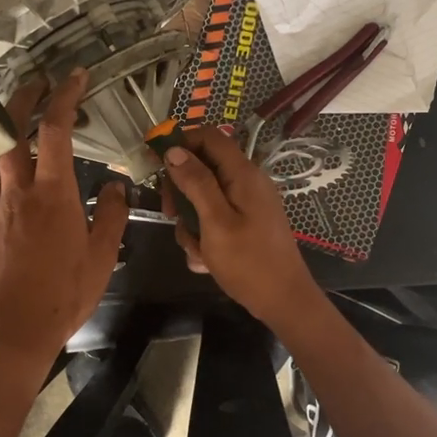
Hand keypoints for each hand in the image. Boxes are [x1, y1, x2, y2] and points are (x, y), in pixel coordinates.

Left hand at [0, 69, 128, 362]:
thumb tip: (114, 184)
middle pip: (11, 130)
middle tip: (40, 83)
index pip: (56, 131)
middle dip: (24, 98)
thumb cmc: (66, 294)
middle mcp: (19, 191)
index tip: (76, 77)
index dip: (66, 97)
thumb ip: (110, 213)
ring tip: (11, 111)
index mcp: (52, 194)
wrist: (20, 328)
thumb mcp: (103, 255)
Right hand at [160, 127, 324, 323]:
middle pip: (203, 167)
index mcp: (243, 174)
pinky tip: (206, 259)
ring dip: (191, 220)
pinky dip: (205, 235)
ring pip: (204, 197)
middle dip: (181, 190)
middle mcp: (247, 182)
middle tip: (171, 214)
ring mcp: (248, 203)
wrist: (283, 300)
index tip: (154, 161)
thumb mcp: (215, 222)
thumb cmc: (248, 262)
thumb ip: (195, 183)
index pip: (208, 136)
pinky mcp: (246, 222)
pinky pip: (215, 217)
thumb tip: (173, 150)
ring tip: (196, 248)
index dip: (179, 142)